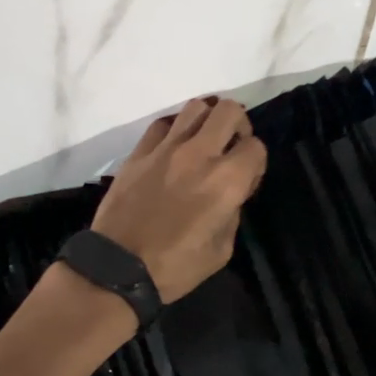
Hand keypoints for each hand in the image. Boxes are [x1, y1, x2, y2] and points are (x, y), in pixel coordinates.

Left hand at [92, 97, 267, 303]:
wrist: (119, 268)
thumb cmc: (176, 267)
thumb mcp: (221, 250)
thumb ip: (232, 214)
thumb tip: (229, 196)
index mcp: (226, 181)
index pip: (256, 147)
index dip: (256, 162)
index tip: (246, 180)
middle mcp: (199, 154)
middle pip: (229, 110)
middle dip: (239, 124)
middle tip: (231, 146)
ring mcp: (166, 148)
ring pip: (196, 107)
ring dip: (207, 119)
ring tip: (204, 140)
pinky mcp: (139, 152)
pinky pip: (163, 124)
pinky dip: (175, 129)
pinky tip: (174, 146)